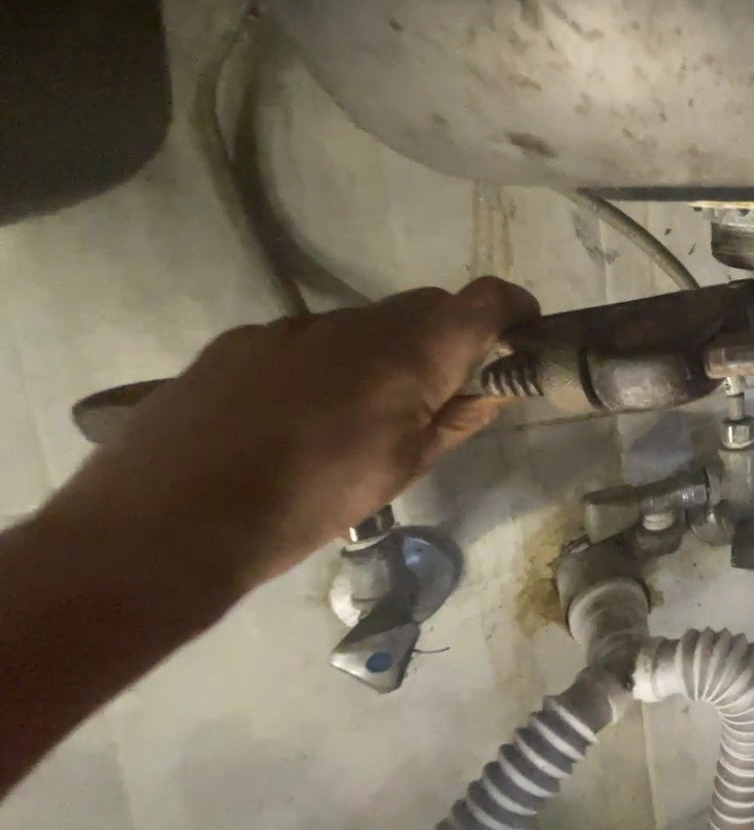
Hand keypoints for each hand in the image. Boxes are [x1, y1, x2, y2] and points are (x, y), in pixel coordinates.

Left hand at [39, 277, 536, 594]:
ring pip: (369, 321)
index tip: (520, 338)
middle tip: (439, 391)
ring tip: (357, 411)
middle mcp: (357, 325)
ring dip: (387, 349)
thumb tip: (497, 387)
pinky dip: (328, 360)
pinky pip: (310, 336)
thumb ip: (460, 416)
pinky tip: (296, 413)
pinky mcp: (240, 341)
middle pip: (430, 305)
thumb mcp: (405, 469)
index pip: (486, 299)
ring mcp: (293, 328)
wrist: (158, 531)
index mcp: (410, 357)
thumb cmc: (308, 505)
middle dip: (451, 336)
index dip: (514, 309)